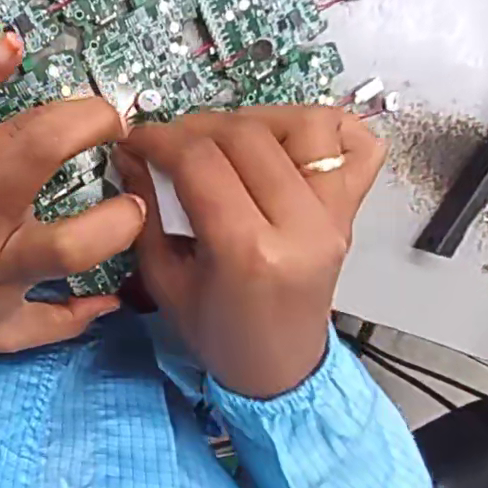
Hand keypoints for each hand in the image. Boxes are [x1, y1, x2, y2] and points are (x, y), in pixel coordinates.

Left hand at [0, 33, 145, 352]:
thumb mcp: (4, 337)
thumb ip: (64, 322)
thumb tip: (116, 300)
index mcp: (5, 268)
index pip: (74, 244)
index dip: (119, 222)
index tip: (134, 207)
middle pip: (40, 156)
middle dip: (92, 127)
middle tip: (117, 128)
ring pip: (10, 131)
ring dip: (60, 109)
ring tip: (89, 111)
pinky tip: (12, 44)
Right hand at [116, 107, 384, 398]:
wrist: (278, 367)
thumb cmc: (215, 332)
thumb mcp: (163, 278)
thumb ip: (146, 211)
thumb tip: (131, 155)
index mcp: (247, 251)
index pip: (200, 162)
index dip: (158, 139)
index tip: (134, 139)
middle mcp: (300, 225)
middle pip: (245, 135)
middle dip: (192, 126)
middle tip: (166, 141)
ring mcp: (335, 215)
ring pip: (303, 125)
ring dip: (251, 119)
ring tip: (221, 139)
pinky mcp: (351, 211)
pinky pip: (356, 145)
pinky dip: (321, 128)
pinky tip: (282, 141)